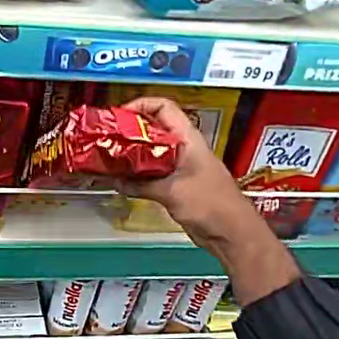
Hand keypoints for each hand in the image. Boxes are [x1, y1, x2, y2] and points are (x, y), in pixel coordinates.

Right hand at [119, 96, 261, 245]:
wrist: (231, 232)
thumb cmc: (210, 204)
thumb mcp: (172, 191)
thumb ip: (142, 185)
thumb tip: (116, 181)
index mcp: (188, 139)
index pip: (164, 108)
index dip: (141, 106)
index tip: (119, 117)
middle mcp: (183, 148)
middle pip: (153, 130)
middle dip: (129, 132)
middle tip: (106, 140)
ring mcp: (180, 167)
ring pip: (151, 153)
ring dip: (131, 156)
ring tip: (108, 159)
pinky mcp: (177, 186)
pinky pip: (153, 174)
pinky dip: (137, 176)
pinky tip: (121, 181)